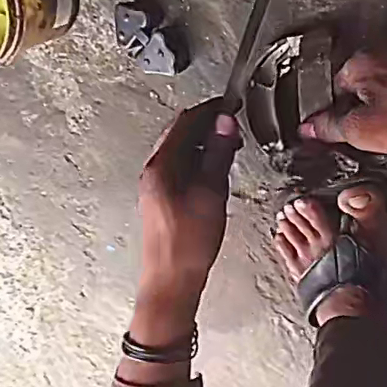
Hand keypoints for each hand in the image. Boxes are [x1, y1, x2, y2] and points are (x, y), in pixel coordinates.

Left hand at [131, 99, 241, 346]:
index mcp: (160, 166)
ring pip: (181, 150)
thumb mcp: (211, 193)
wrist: (171, 281)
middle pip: (181, 134)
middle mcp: (153, 172)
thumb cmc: (188, 244)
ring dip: (204, 142)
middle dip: (208, 124)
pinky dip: (199, 160)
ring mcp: (156, 186)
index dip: (210, 110)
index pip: (186, 123)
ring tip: (229, 144)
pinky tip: (215, 168)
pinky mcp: (162, 199)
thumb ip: (218, 155)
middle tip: (233, 123)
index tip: (230, 105)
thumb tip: (225, 124)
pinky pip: (180, 167)